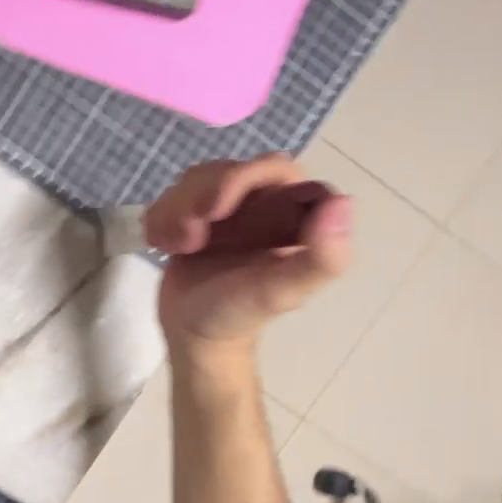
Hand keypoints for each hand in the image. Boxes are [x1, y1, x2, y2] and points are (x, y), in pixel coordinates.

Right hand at [145, 154, 352, 360]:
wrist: (194, 335)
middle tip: (188, 238)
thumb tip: (342, 202)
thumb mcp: (282, 291)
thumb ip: (320, 257)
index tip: (213, 211)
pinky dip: (159, 219)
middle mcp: (263, 203)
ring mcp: (227, 209)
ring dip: (175, 211)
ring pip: (194, 179)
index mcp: (296, 213)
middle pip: (225, 168)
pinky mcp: (193, 218)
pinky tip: (165, 246)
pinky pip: (170, 196)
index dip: (239, 179)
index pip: (273, 167)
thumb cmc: (239, 314)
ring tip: (178, 247)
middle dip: (196, 197)